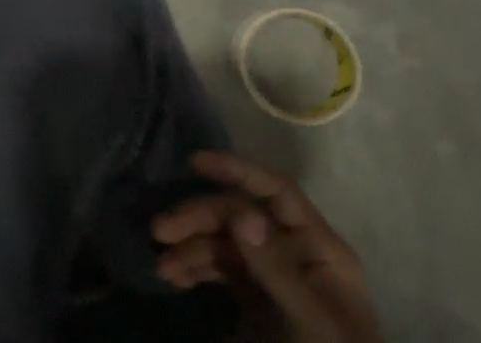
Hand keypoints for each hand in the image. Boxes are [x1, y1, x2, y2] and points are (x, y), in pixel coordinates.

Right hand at [153, 152, 381, 342]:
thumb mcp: (310, 318)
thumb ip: (276, 267)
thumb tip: (240, 212)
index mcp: (319, 247)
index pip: (278, 192)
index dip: (238, 171)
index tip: (194, 162)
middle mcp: (292, 249)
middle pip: (237, 214)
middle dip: (197, 219)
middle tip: (161, 232)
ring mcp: (269, 271)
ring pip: (221, 240)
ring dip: (189, 247)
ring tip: (164, 269)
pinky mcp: (251, 292)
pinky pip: (216, 266)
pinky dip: (193, 268)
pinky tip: (176, 278)